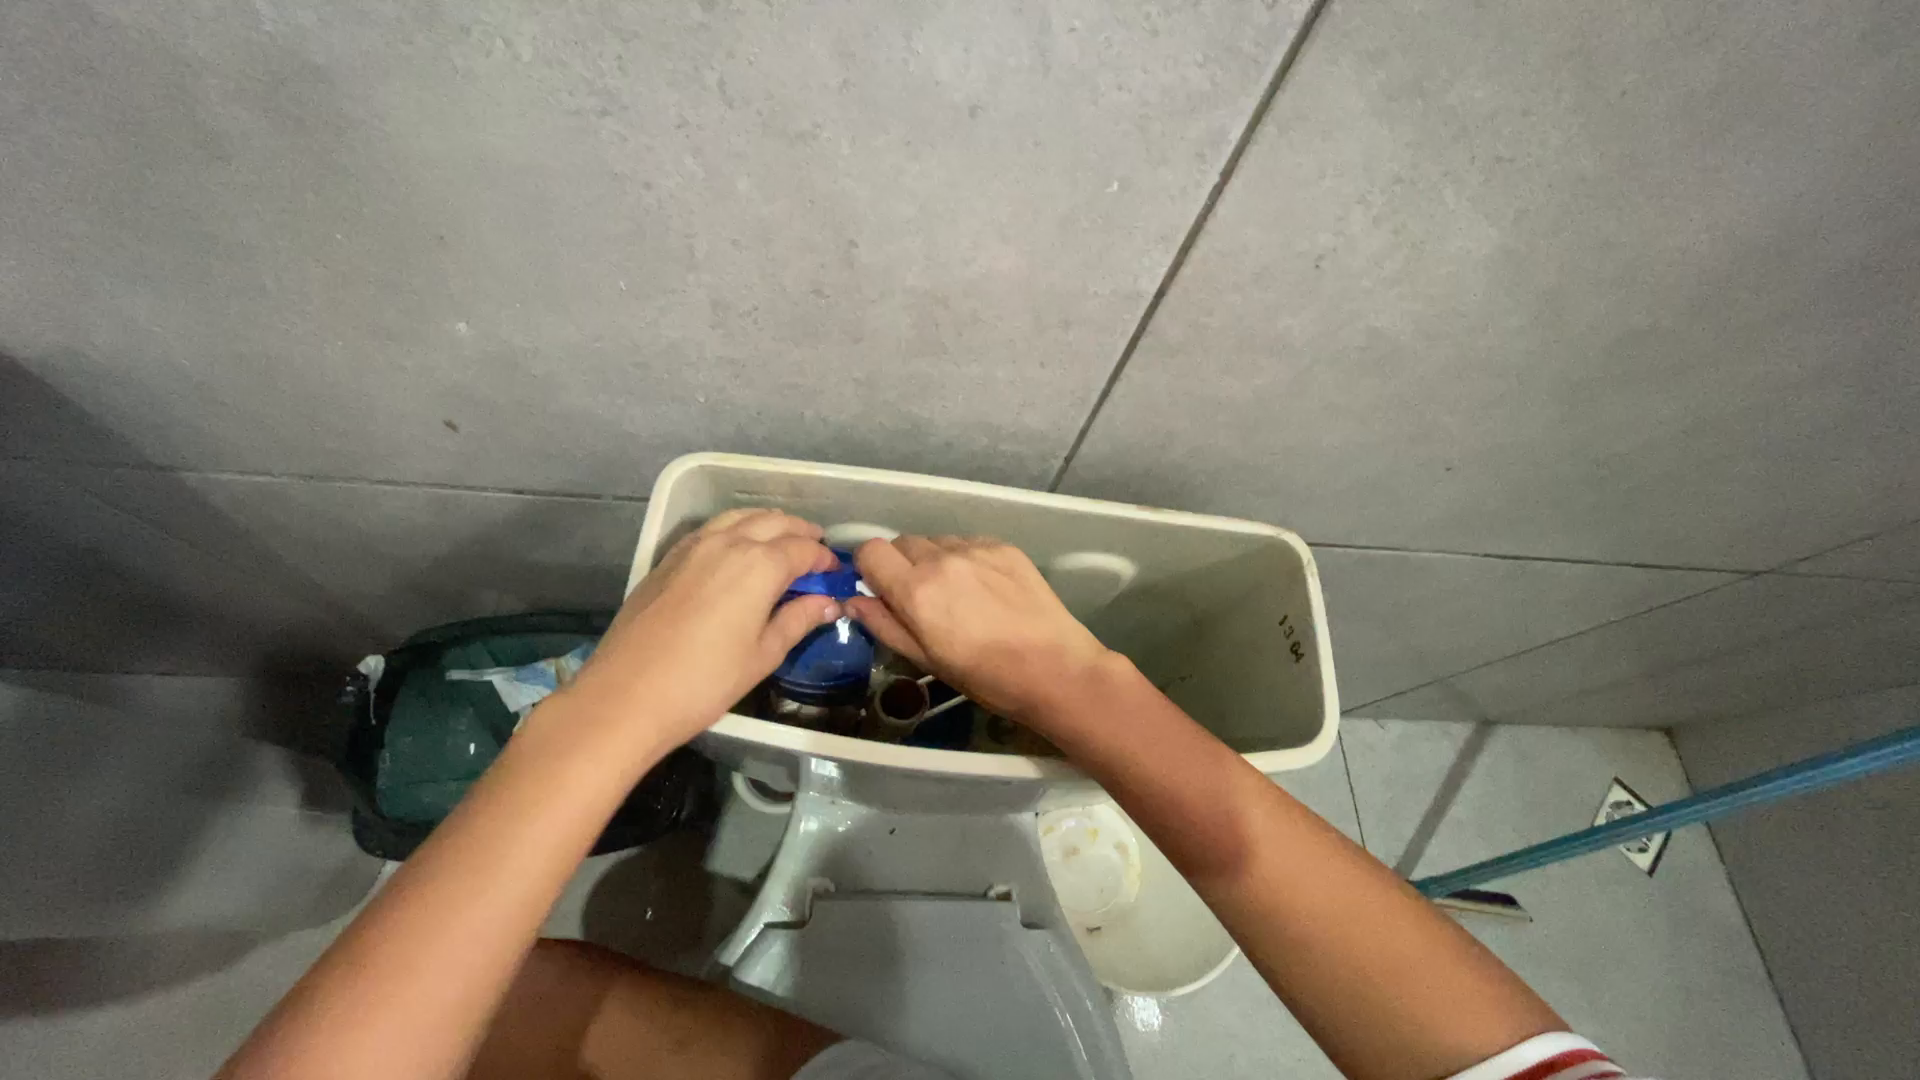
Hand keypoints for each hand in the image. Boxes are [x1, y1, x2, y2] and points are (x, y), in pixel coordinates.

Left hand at [556, 509, 839, 747]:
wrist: (627, 694)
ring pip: (740, 518)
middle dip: (800, 533)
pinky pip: (711, 529)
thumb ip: (798, 620)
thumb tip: (827, 602)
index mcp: (760, 565)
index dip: (824, 559)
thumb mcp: (763, 655)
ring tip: (781, 543)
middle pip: (774, 522)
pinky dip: (735, 529)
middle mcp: (728, 542)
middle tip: (816, 551)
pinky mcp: (668, 558)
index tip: (835, 573)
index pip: (803, 549)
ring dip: (768, 524)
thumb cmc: (705, 681)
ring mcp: (693, 546)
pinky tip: (738, 551)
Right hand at [844, 535, 1116, 724]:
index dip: (869, 569)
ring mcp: (976, 549)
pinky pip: (968, 543)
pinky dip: (964, 559)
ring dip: (933, 560)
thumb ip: (884, 625)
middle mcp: (942, 559)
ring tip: (956, 594)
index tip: (880, 589)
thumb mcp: (926, 660)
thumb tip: (853, 600)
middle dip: (901, 565)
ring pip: (936, 541)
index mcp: (916, 590)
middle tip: (919, 598)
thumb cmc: (986, 677)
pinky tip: (984, 589)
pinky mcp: (1004, 546)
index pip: (871, 551)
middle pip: (902, 542)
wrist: (1055, 668)